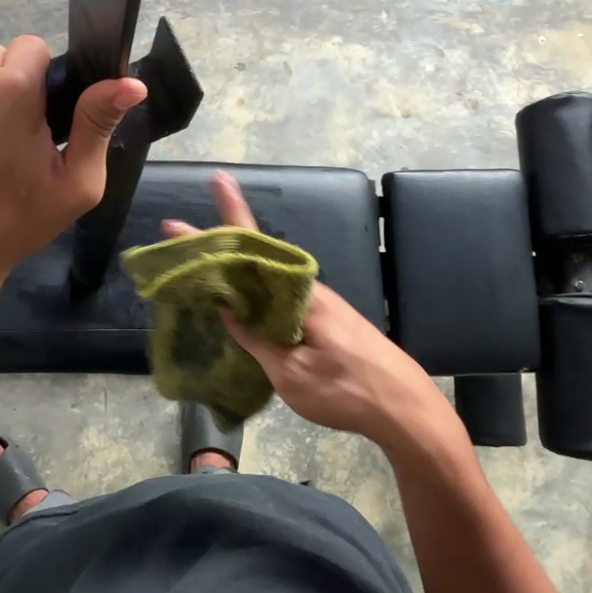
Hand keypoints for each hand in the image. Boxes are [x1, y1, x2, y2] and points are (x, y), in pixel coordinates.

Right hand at [164, 173, 461, 451]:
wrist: (407, 412)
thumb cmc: (348, 393)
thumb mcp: (290, 374)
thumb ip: (256, 339)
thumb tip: (228, 308)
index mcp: (301, 296)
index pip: (258, 246)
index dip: (232, 216)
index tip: (217, 180)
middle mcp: (312, 291)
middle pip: (260, 259)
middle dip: (224, 245)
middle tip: (184, 238)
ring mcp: (322, 305)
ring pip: (270, 281)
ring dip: (238, 274)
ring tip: (203, 273)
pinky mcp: (328, 321)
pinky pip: (282, 298)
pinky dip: (256, 296)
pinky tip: (240, 306)